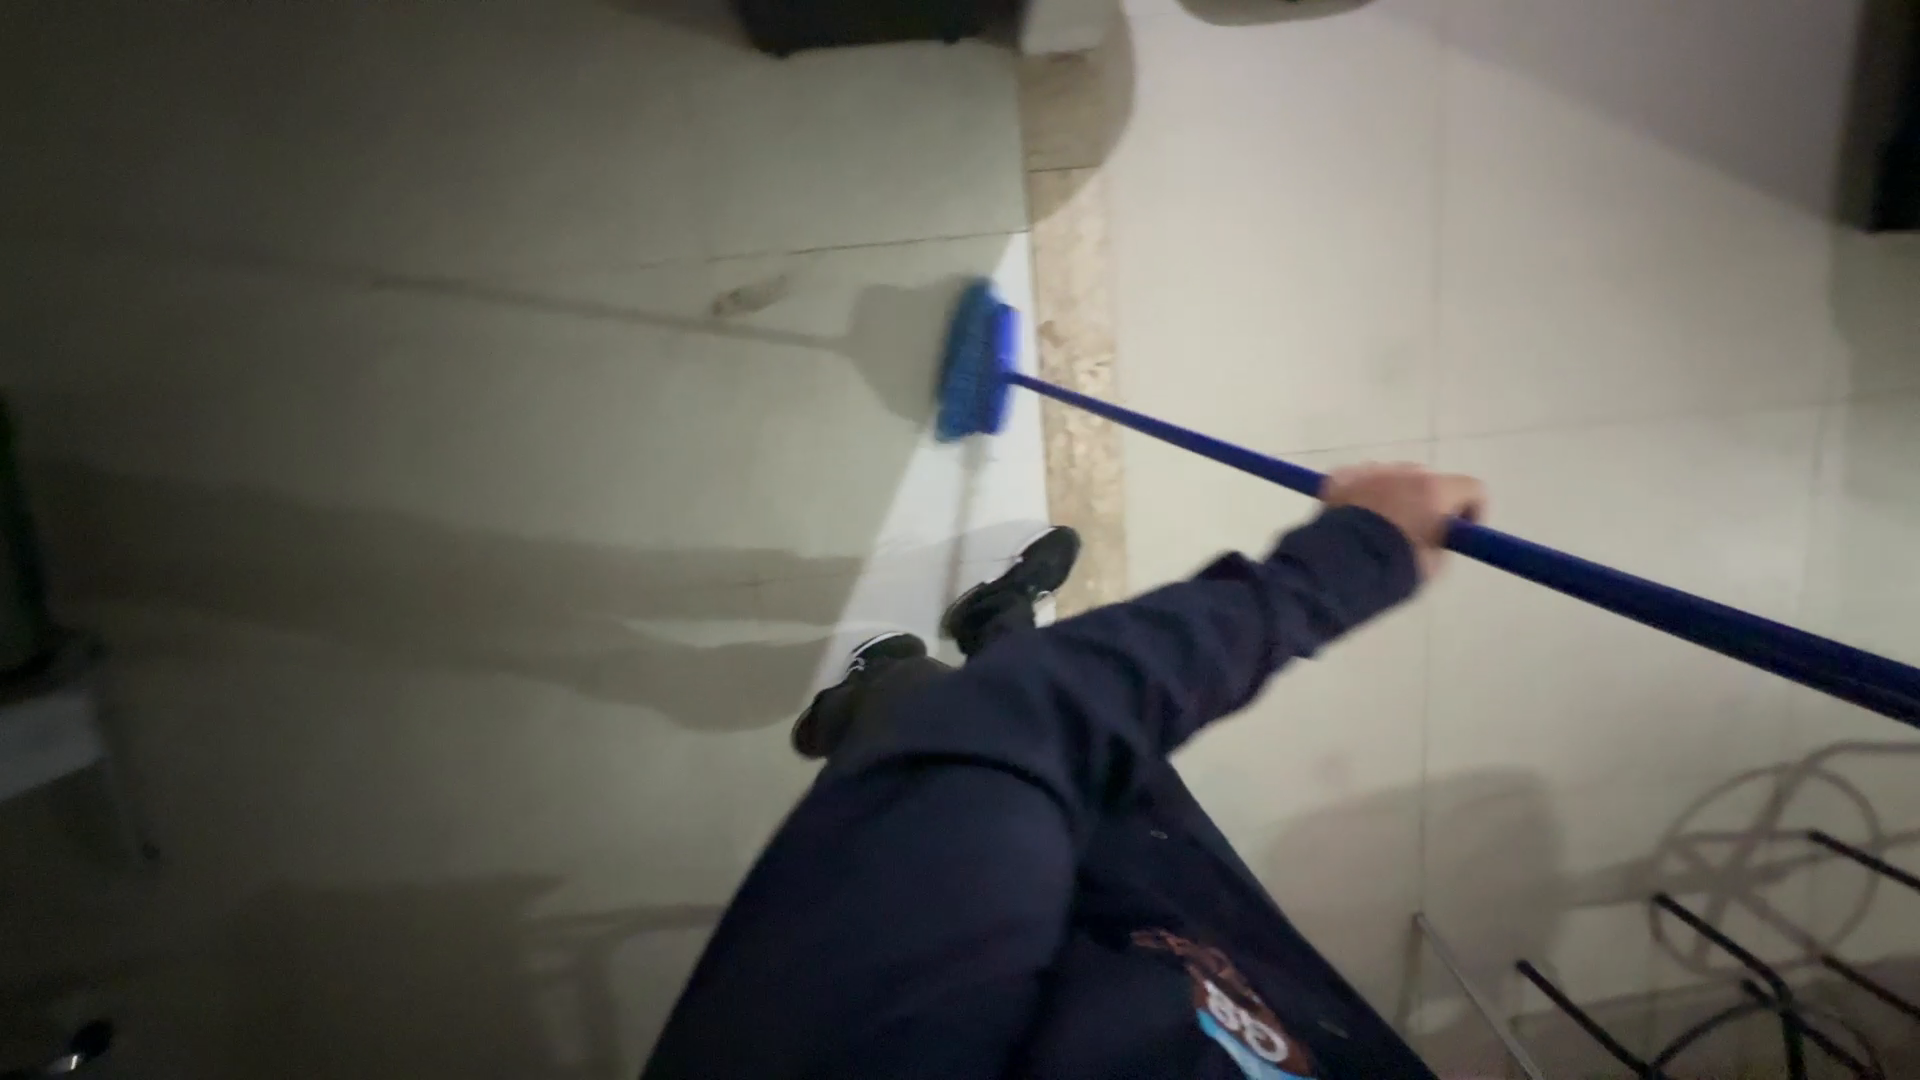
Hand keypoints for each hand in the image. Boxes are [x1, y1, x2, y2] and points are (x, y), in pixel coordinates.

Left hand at [1319, 462, 1487, 578]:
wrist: (1340, 565)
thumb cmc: (1395, 566)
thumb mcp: (1436, 562)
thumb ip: (1444, 538)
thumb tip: (1438, 534)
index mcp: (1435, 489)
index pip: (1471, 488)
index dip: (1469, 510)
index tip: (1458, 531)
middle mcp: (1404, 472)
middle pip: (1427, 479)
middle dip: (1426, 499)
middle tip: (1413, 528)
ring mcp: (1369, 472)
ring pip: (1390, 476)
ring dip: (1391, 492)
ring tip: (1378, 522)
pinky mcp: (1339, 478)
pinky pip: (1356, 478)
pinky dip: (1359, 490)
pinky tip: (1353, 511)